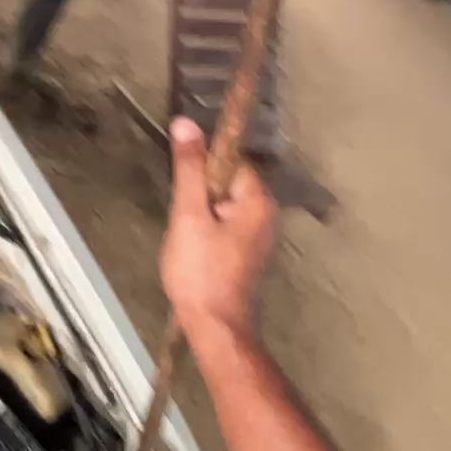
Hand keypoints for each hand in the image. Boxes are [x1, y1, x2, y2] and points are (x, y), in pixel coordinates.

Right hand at [160, 117, 276, 340]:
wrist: (214, 328)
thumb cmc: (201, 269)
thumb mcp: (189, 214)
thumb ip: (188, 168)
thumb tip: (186, 122)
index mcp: (258, 200)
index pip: (229, 160)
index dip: (202, 168)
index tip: (184, 188)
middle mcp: (267, 213)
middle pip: (226, 180)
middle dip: (199, 191)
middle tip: (183, 216)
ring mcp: (259, 235)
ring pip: (222, 202)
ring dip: (200, 210)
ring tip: (186, 234)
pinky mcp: (248, 251)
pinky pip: (225, 222)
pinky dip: (207, 226)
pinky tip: (193, 247)